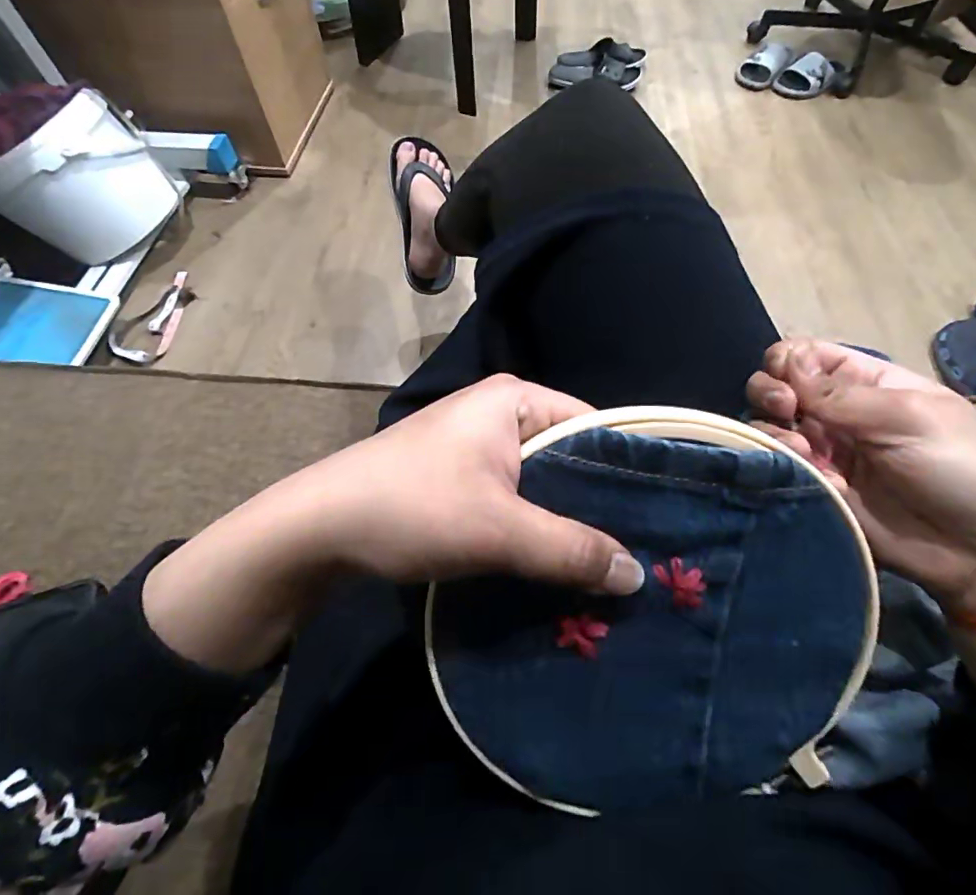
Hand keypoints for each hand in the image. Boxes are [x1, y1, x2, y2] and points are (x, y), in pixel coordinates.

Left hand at [143, 376, 642, 671]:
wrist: (315, 528)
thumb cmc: (412, 508)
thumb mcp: (498, 529)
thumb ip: (571, 549)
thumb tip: (637, 575)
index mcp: (514, 399)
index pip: (594, 427)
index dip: (626, 474)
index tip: (660, 522)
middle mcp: (498, 412)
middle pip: (569, 457)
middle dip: (596, 506)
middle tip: (638, 557)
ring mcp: (474, 444)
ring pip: (540, 483)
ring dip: (563, 523)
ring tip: (604, 569)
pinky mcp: (457, 476)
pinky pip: (513, 498)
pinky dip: (532, 528)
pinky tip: (553, 564)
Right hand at [746, 339, 975, 618]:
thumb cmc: (963, 468)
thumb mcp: (908, 416)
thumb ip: (839, 393)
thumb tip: (783, 363)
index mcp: (864, 382)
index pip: (803, 354)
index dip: (787, 361)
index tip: (792, 380)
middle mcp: (835, 412)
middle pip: (775, 385)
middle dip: (769, 391)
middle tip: (787, 409)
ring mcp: (823, 453)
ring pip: (768, 426)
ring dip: (773, 429)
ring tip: (806, 452)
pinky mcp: (818, 490)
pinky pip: (779, 467)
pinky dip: (782, 463)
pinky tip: (810, 474)